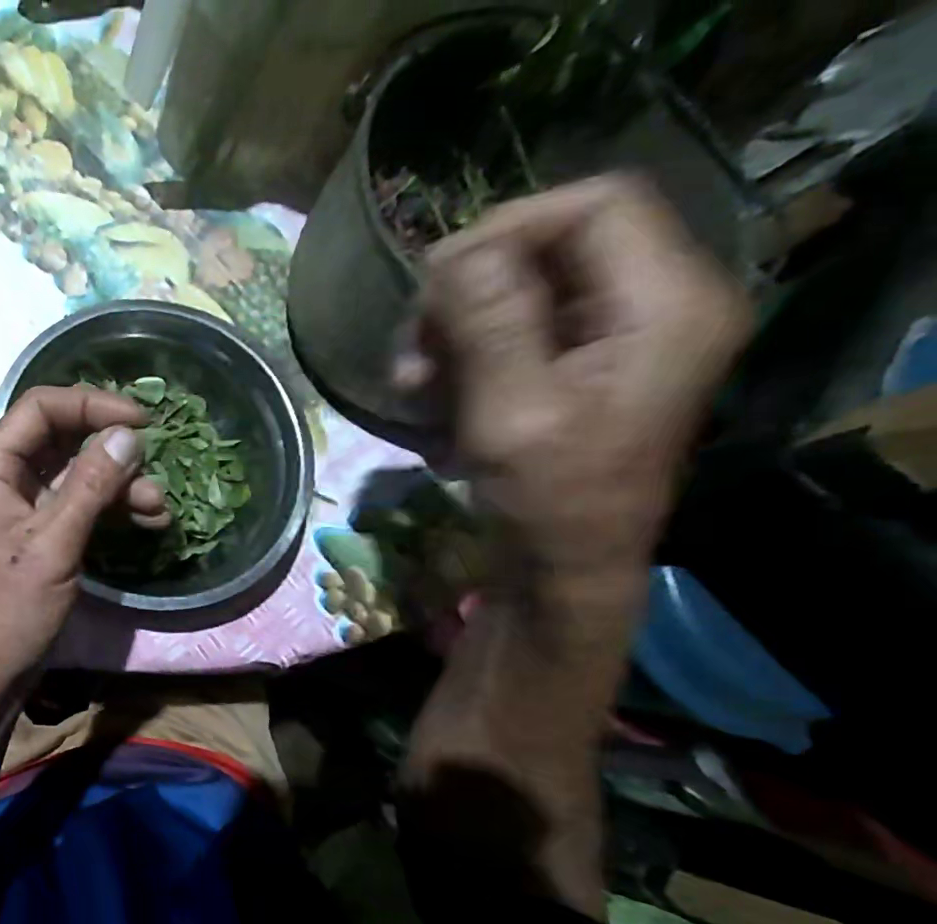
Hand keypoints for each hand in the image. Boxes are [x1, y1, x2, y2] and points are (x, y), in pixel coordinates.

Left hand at [0, 386, 159, 680]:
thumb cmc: (12, 609)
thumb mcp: (55, 543)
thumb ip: (91, 484)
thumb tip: (129, 434)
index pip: (40, 408)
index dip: (91, 404)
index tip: (142, 419)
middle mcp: (0, 474)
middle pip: (61, 433)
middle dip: (110, 445)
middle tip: (152, 460)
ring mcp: (19, 500)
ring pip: (75, 467)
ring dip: (118, 481)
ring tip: (157, 506)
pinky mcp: (37, 524)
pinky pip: (78, 498)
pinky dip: (110, 504)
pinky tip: (149, 520)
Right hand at [403, 176, 752, 593]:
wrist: (561, 564)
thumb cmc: (549, 498)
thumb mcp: (512, 411)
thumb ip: (490, 324)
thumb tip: (455, 251)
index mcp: (663, 305)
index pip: (595, 206)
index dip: (507, 229)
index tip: (435, 284)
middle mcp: (648, 304)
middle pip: (546, 244)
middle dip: (463, 290)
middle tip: (414, 347)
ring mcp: (610, 334)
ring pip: (514, 286)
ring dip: (448, 326)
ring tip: (411, 381)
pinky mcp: (574, 361)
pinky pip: (506, 326)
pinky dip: (458, 352)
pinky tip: (427, 392)